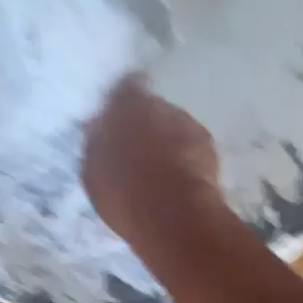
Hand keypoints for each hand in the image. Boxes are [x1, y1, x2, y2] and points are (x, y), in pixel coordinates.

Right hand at [84, 76, 224, 244]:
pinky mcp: (208, 144)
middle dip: (145, 126)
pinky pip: (191, 145)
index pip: (124, 88)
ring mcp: (186, 123)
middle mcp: (159, 105)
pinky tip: (178, 180)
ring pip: (172, 127)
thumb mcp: (94, 173)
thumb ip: (96, 144)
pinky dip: (185, 157)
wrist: (174, 214)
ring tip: (159, 172)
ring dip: (166, 142)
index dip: (122, 102)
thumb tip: (99, 129)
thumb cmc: (124, 194)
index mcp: (125, 107)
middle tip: (137, 154)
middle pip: (150, 109)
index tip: (118, 119)